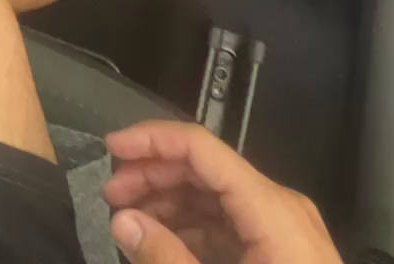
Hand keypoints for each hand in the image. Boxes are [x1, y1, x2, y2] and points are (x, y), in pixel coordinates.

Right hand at [103, 121, 342, 263]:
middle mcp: (279, 207)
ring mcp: (284, 231)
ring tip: (130, 221)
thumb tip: (122, 220)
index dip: (150, 140)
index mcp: (270, 209)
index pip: (200, 147)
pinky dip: (191, 226)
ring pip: (213, 194)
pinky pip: (228, 222)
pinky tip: (163, 242)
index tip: (109, 150)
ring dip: (168, 201)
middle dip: (153, 175)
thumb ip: (166, 259)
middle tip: (110, 196)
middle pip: (204, 168)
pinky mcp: (283, 254)